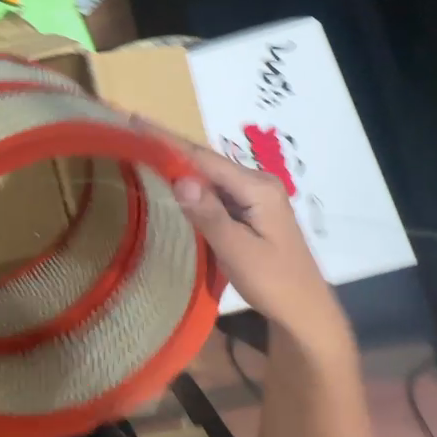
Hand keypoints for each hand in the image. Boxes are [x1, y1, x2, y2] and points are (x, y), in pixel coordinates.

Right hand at [143, 123, 347, 343]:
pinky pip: (211, 190)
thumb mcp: (238, 251)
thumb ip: (209, 214)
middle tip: (129, 132)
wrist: (306, 315)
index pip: (203, 157)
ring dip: (175, 164)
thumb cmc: (275, 283)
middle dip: (167, 146)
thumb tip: (179, 178)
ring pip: (206, 175)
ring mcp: (254, 197)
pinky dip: (187, 184)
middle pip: (204, 160)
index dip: (166, 139)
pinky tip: (166, 181)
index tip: (134, 121)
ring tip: (139, 150)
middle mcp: (257, 184)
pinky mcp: (248, 211)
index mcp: (257, 188)